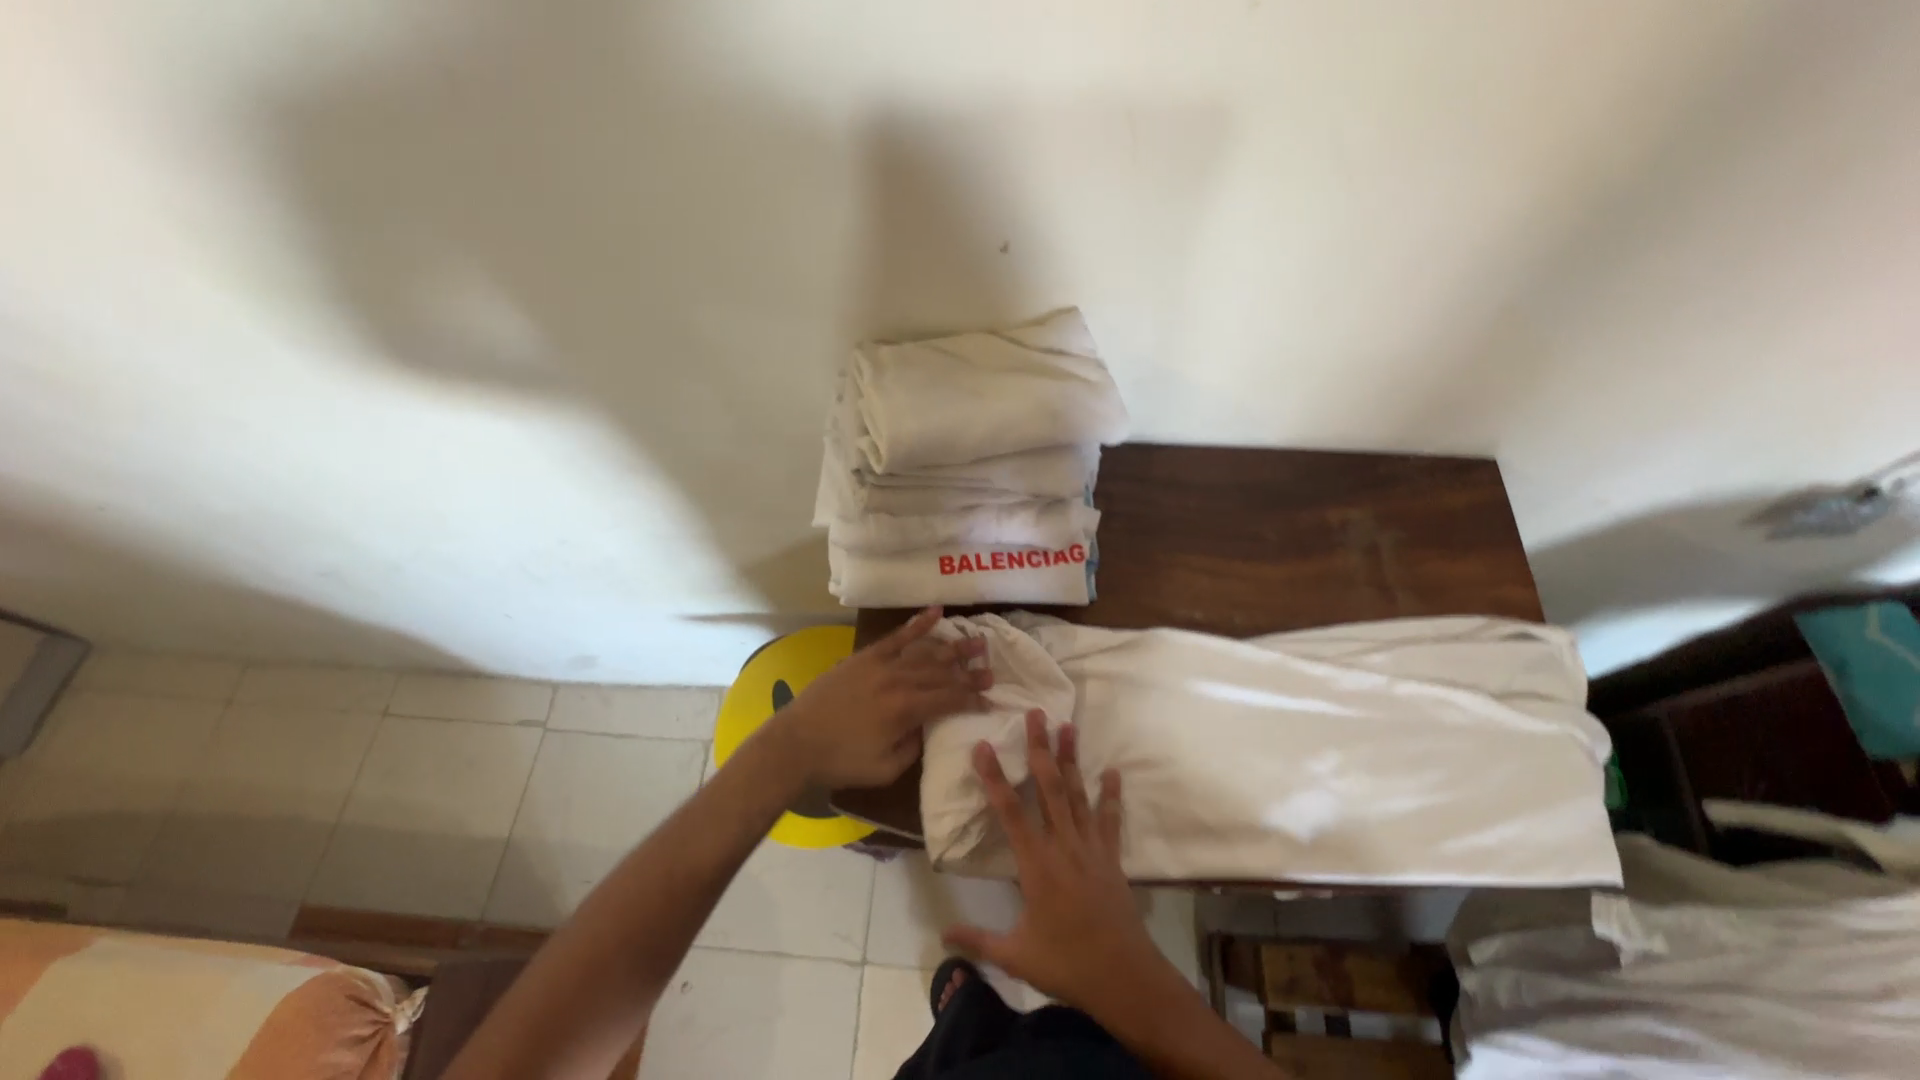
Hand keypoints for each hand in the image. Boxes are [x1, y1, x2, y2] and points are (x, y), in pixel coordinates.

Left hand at [767, 606, 990, 788]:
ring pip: (925, 653)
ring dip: (953, 647)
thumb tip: (926, 728)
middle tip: (992, 672)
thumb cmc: (841, 761)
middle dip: (970, 673)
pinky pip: (896, 636)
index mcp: (906, 710)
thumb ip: (914, 747)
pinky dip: (918, 624)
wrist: (797, 742)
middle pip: (943, 673)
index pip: (950, 699)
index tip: (989, 702)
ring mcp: (881, 665)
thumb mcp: (886, 768)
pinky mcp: (865, 657)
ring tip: (977, 642)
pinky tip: (937, 612)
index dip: (972, 700)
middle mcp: (899, 681)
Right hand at [941, 709, 1171, 1021]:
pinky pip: (1110, 820)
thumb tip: (940, 934)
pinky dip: (1111, 795)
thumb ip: (977, 940)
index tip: (982, 746)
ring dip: (1072, 760)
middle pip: (1049, 788)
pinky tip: (1112, 771)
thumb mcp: (1015, 955)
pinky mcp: (1111, 859)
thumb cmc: (1067, 964)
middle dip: (1040, 749)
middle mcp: (1064, 847)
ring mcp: (1091, 850)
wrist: (1125, 977)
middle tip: (1035, 714)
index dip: (993, 777)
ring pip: (1078, 796)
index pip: (1010, 812)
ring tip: (1068, 726)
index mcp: (1036, 866)